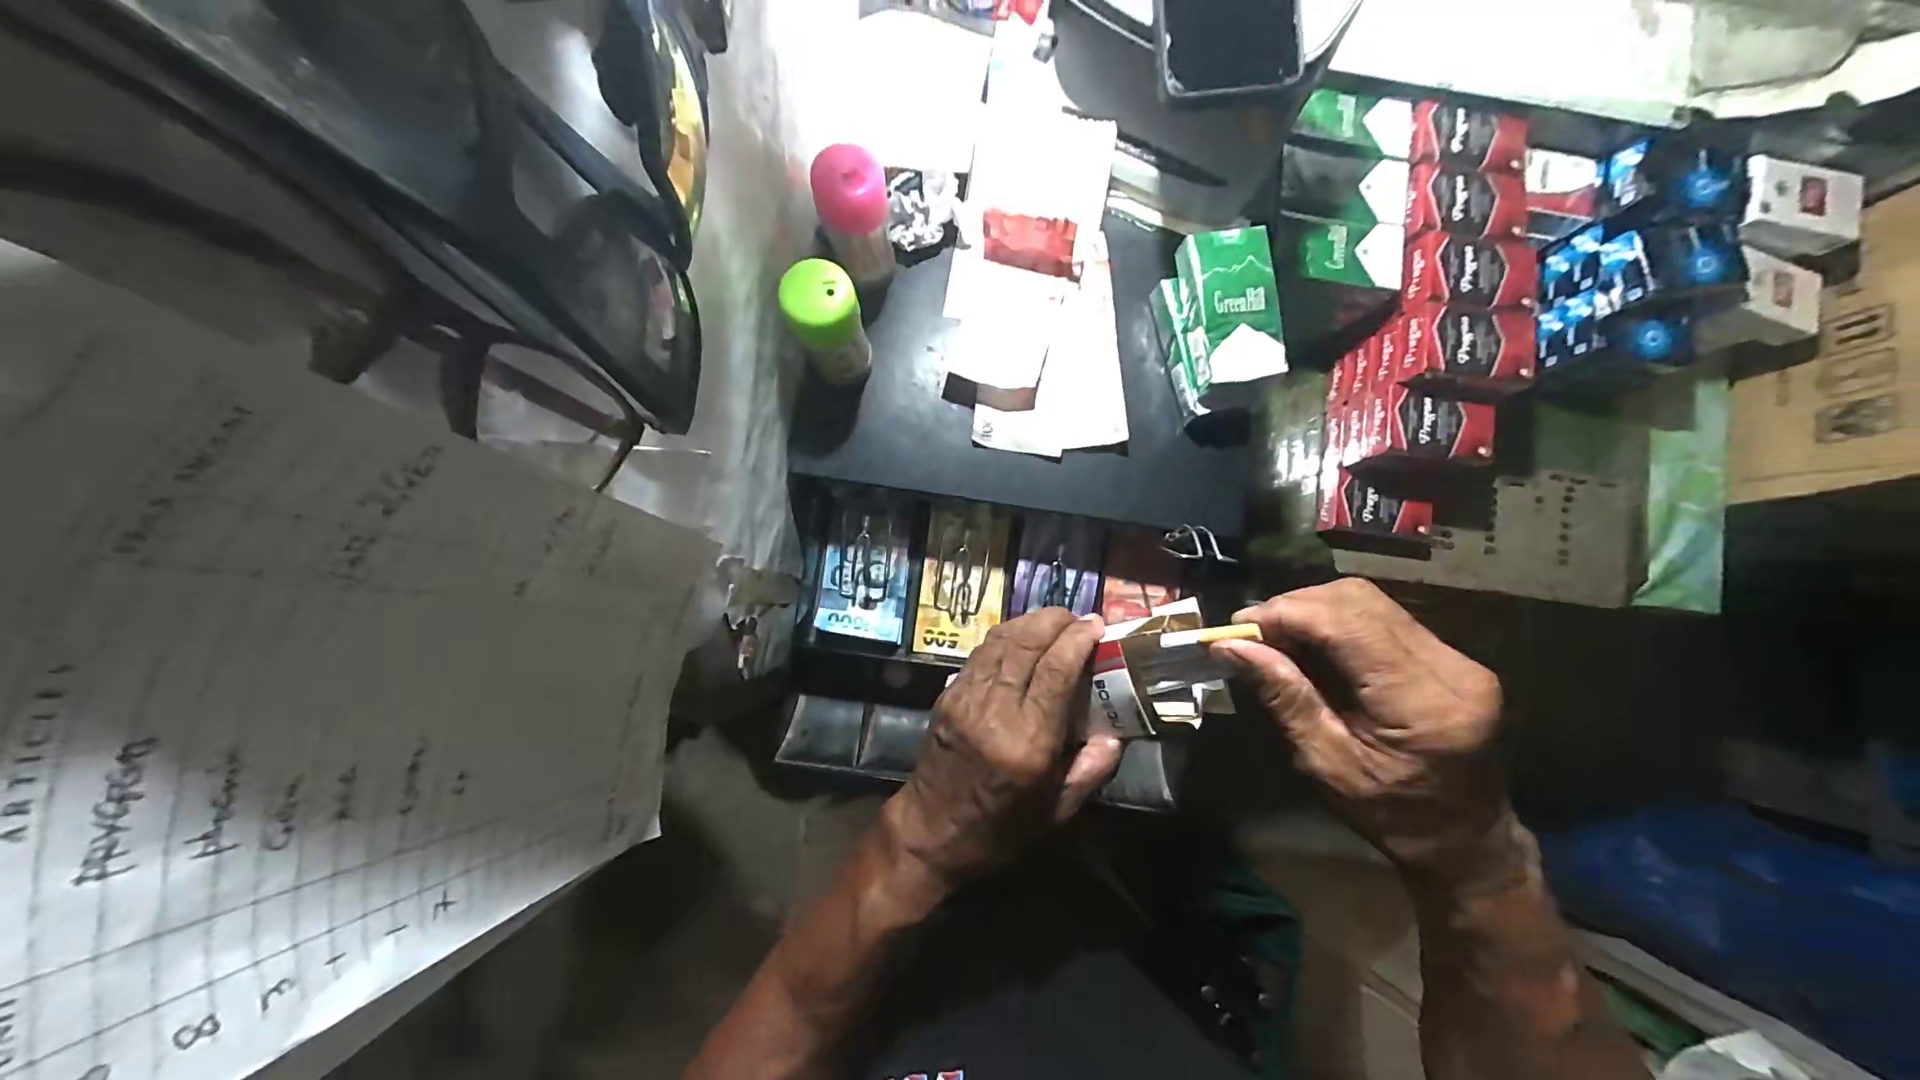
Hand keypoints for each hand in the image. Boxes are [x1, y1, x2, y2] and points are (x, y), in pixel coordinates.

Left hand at [880, 608, 1124, 897]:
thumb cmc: (1000, 829)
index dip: (1077, 640)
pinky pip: (980, 653)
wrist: (931, 832)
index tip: (1096, 625)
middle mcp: (995, 712)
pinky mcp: (948, 695)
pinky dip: (1005, 636)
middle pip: (1026, 644)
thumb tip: (1115, 736)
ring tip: (1054, 621)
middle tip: (1078, 618)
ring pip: (999, 641)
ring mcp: (966, 699)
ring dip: (1029, 622)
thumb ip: (1089, 771)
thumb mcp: (1056, 813)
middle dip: (1055, 621)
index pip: (1055, 671)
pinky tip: (1021, 637)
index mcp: (1028, 743)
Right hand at [1212, 579, 1513, 881]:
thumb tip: (1231, 647)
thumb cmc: (1387, 814)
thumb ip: (1284, 697)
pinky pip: (1379, 615)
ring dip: (1311, 610)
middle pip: (1358, 601)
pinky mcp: (1448, 655)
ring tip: (1276, 638)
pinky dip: (1332, 621)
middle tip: (1253, 635)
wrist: (1461, 837)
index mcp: (1422, 703)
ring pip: (1367, 600)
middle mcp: (1449, 667)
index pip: (1348, 625)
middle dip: (1294, 607)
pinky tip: (1309, 644)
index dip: (1287, 614)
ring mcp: (1455, 657)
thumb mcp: (1323, 763)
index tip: (1238, 630)